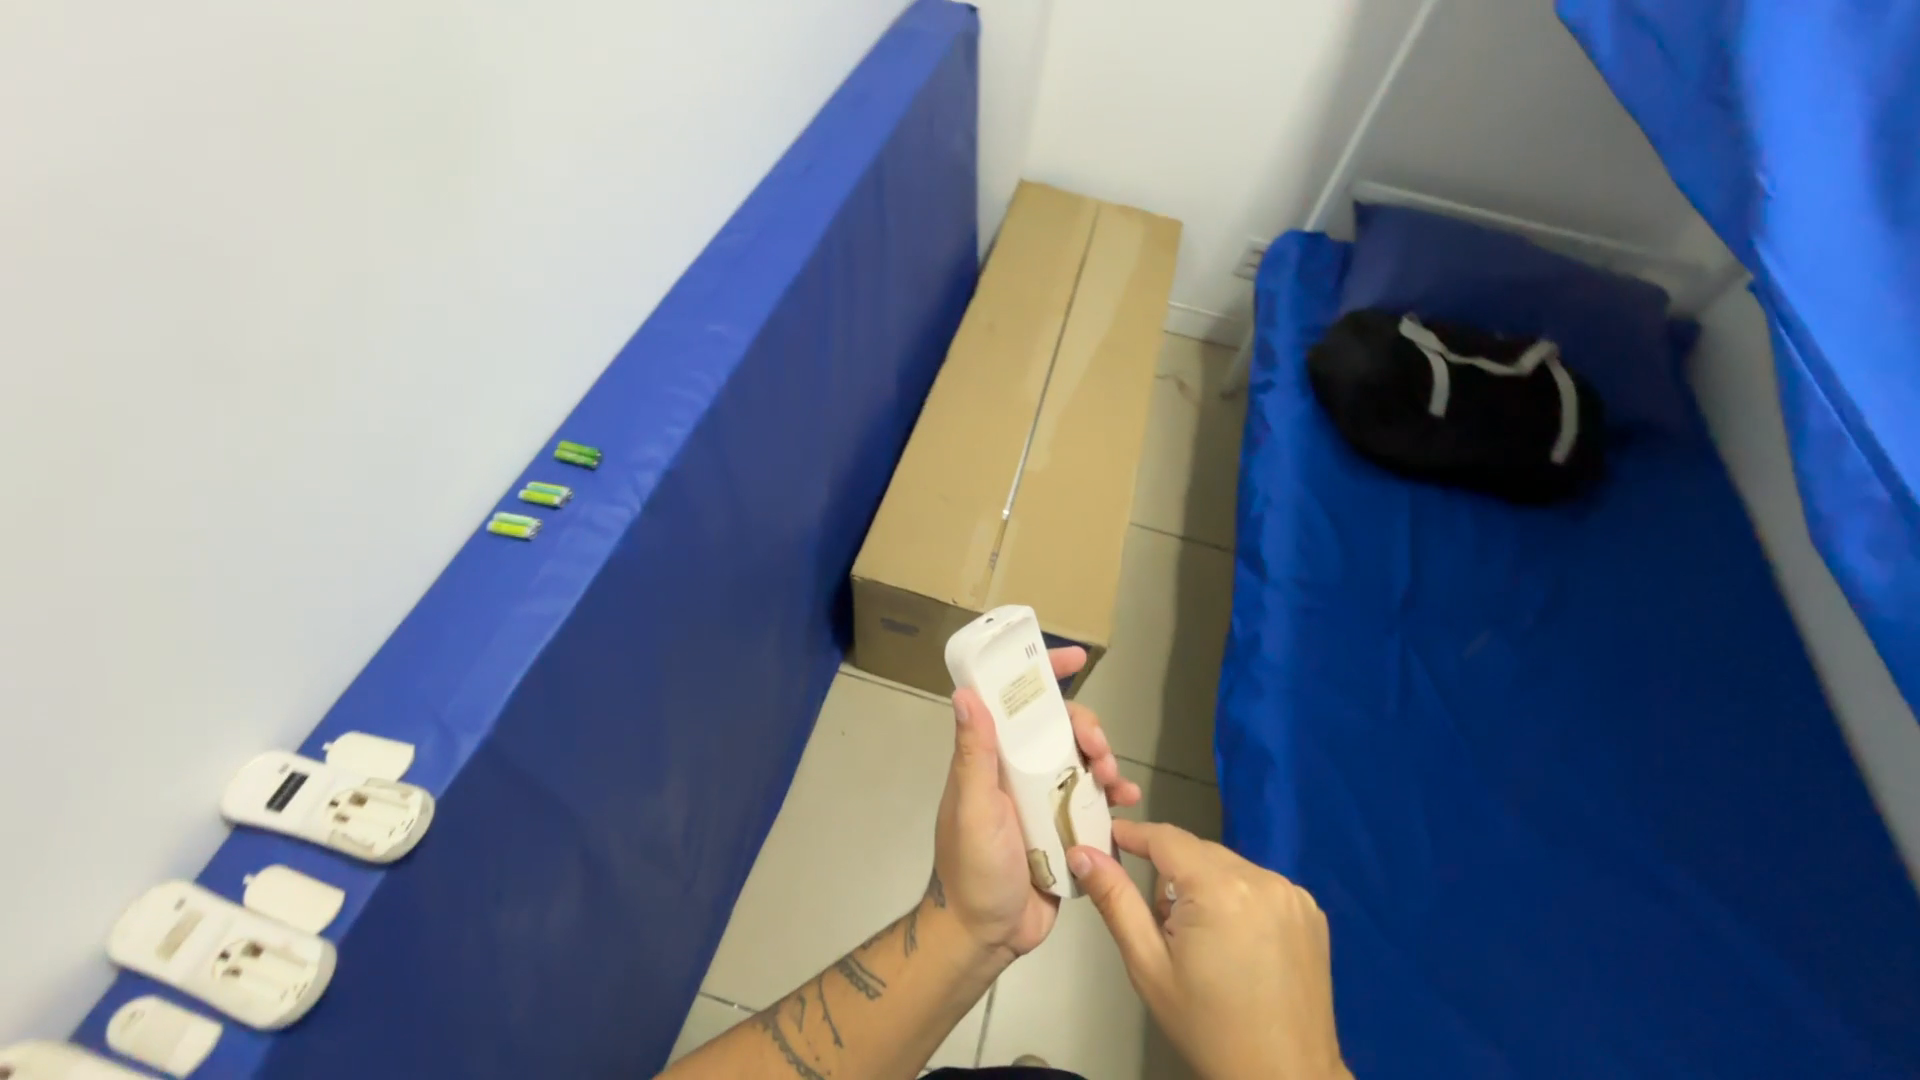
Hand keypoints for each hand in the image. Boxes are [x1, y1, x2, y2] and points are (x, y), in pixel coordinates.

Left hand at [931, 646, 1141, 958]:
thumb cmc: (973, 868)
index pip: (1014, 703)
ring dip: (1104, 759)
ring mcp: (1044, 798)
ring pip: (1082, 759)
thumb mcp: (973, 808)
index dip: (1043, 675)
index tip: (1076, 658)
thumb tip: (965, 693)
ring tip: (1114, 781)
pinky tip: (1129, 799)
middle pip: (1059, 728)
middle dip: (1086, 727)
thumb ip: (973, 754)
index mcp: (992, 759)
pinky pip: (1096, 799)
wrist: (988, 934)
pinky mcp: (1067, 827)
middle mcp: (1018, 771)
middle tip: (1098, 748)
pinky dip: (1115, 794)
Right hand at [1068, 821, 1350, 1079]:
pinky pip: (1258, 884)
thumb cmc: (1206, 1025)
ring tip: (1202, 941)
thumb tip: (1082, 853)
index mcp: (1220, 889)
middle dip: (1171, 874)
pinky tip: (1237, 942)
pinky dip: (1238, 898)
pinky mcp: (1310, 910)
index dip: (1134, 833)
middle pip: (1198, 851)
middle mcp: (1262, 878)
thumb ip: (1115, 900)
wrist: (1283, 1078)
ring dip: (1206, 885)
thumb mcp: (1148, 965)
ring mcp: (1292, 893)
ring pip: (1228, 865)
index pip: (1166, 838)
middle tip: (1162, 924)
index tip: (1108, 835)